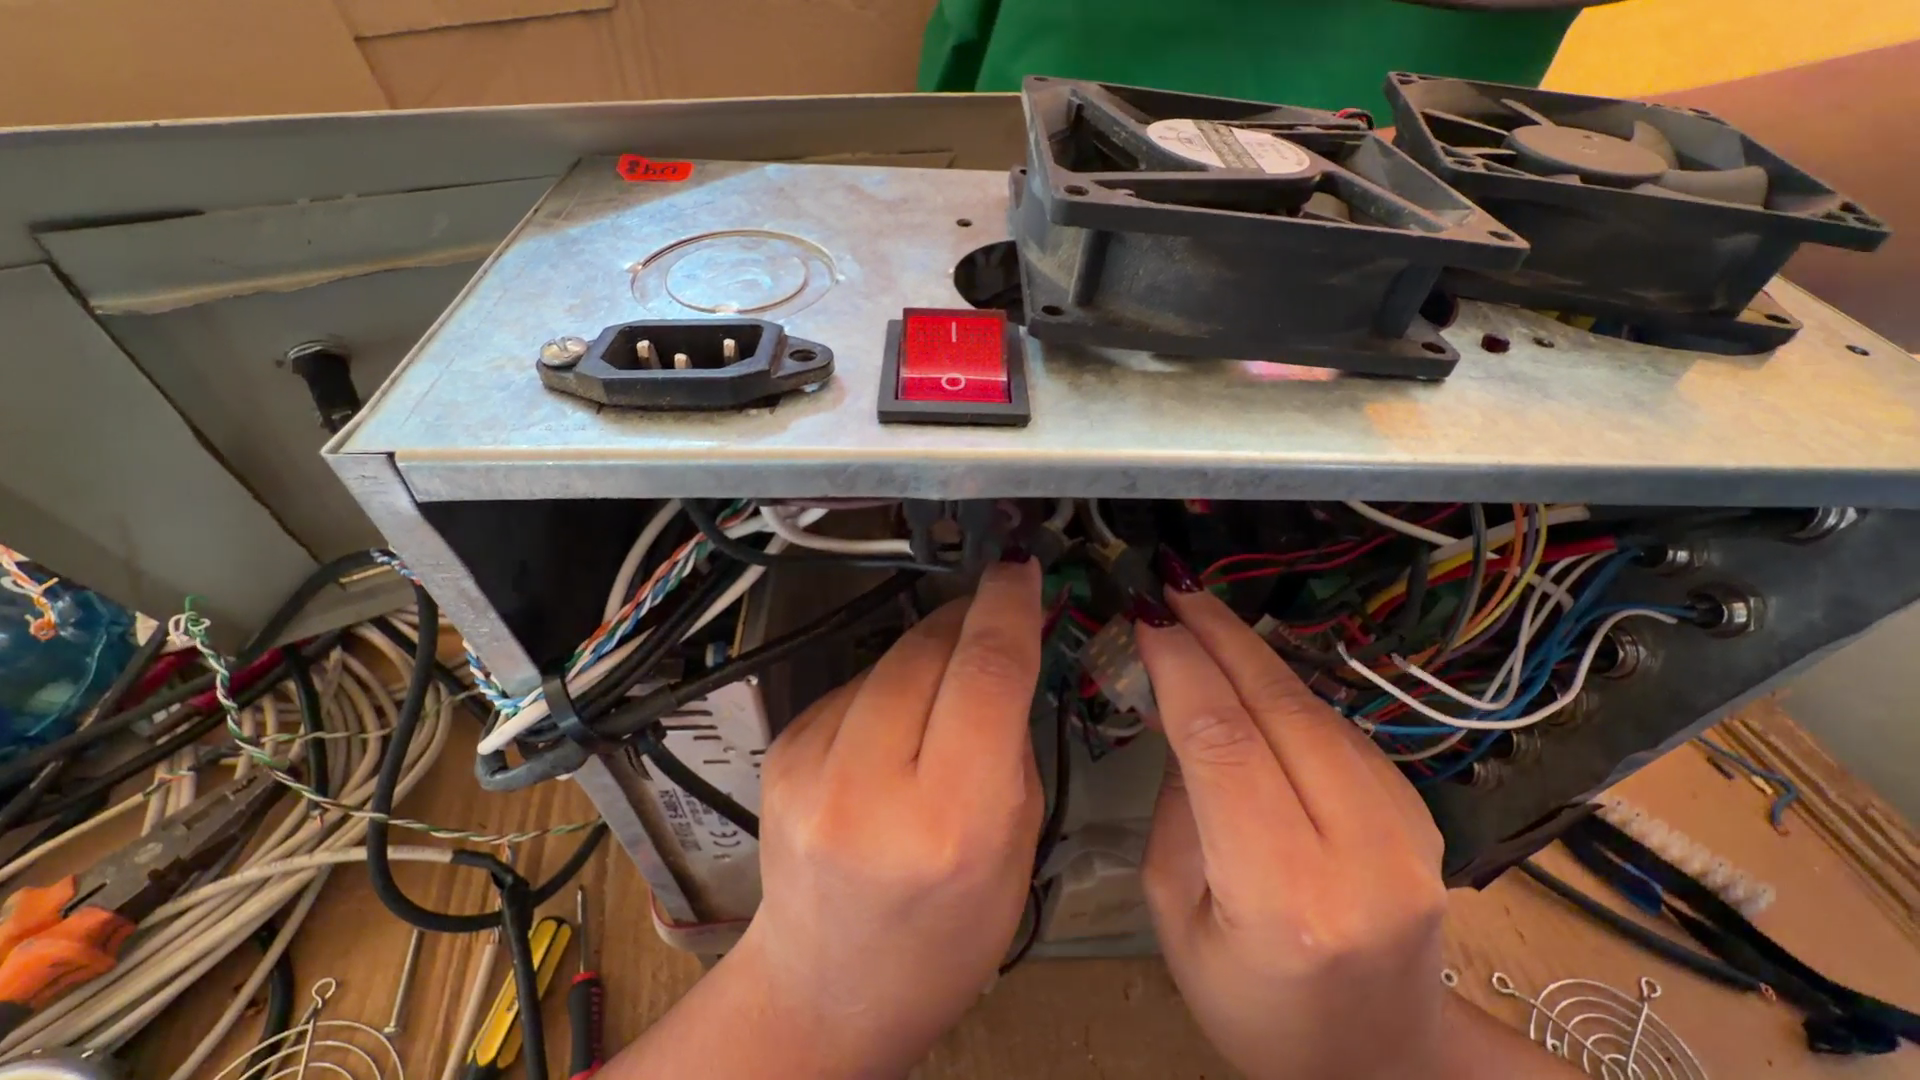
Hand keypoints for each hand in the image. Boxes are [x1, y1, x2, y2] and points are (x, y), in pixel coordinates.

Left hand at [617, 559, 1045, 1078]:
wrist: (826, 987)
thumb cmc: (945, 936)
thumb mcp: (1014, 848)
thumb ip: (1011, 741)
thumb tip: (1006, 648)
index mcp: (948, 821)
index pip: (985, 673)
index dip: (1008, 607)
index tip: (1020, 569)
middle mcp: (867, 785)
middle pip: (929, 649)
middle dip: (968, 618)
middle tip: (996, 613)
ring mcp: (808, 764)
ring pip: (888, 658)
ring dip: (929, 653)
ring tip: (948, 689)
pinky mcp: (780, 751)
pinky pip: (853, 685)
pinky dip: (888, 685)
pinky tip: (897, 724)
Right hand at [1133, 572, 1448, 1079]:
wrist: (1377, 1062)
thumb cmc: (1250, 1006)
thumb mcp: (1176, 918)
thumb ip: (1176, 810)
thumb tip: (1179, 714)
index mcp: (1280, 896)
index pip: (1223, 748)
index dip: (1182, 670)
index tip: (1148, 620)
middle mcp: (1359, 859)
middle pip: (1282, 712)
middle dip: (1221, 639)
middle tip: (1176, 591)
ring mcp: (1407, 837)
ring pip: (1318, 713)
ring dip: (1255, 658)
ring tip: (1203, 621)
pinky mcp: (1423, 820)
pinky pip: (1344, 734)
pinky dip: (1290, 695)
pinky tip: (1252, 678)